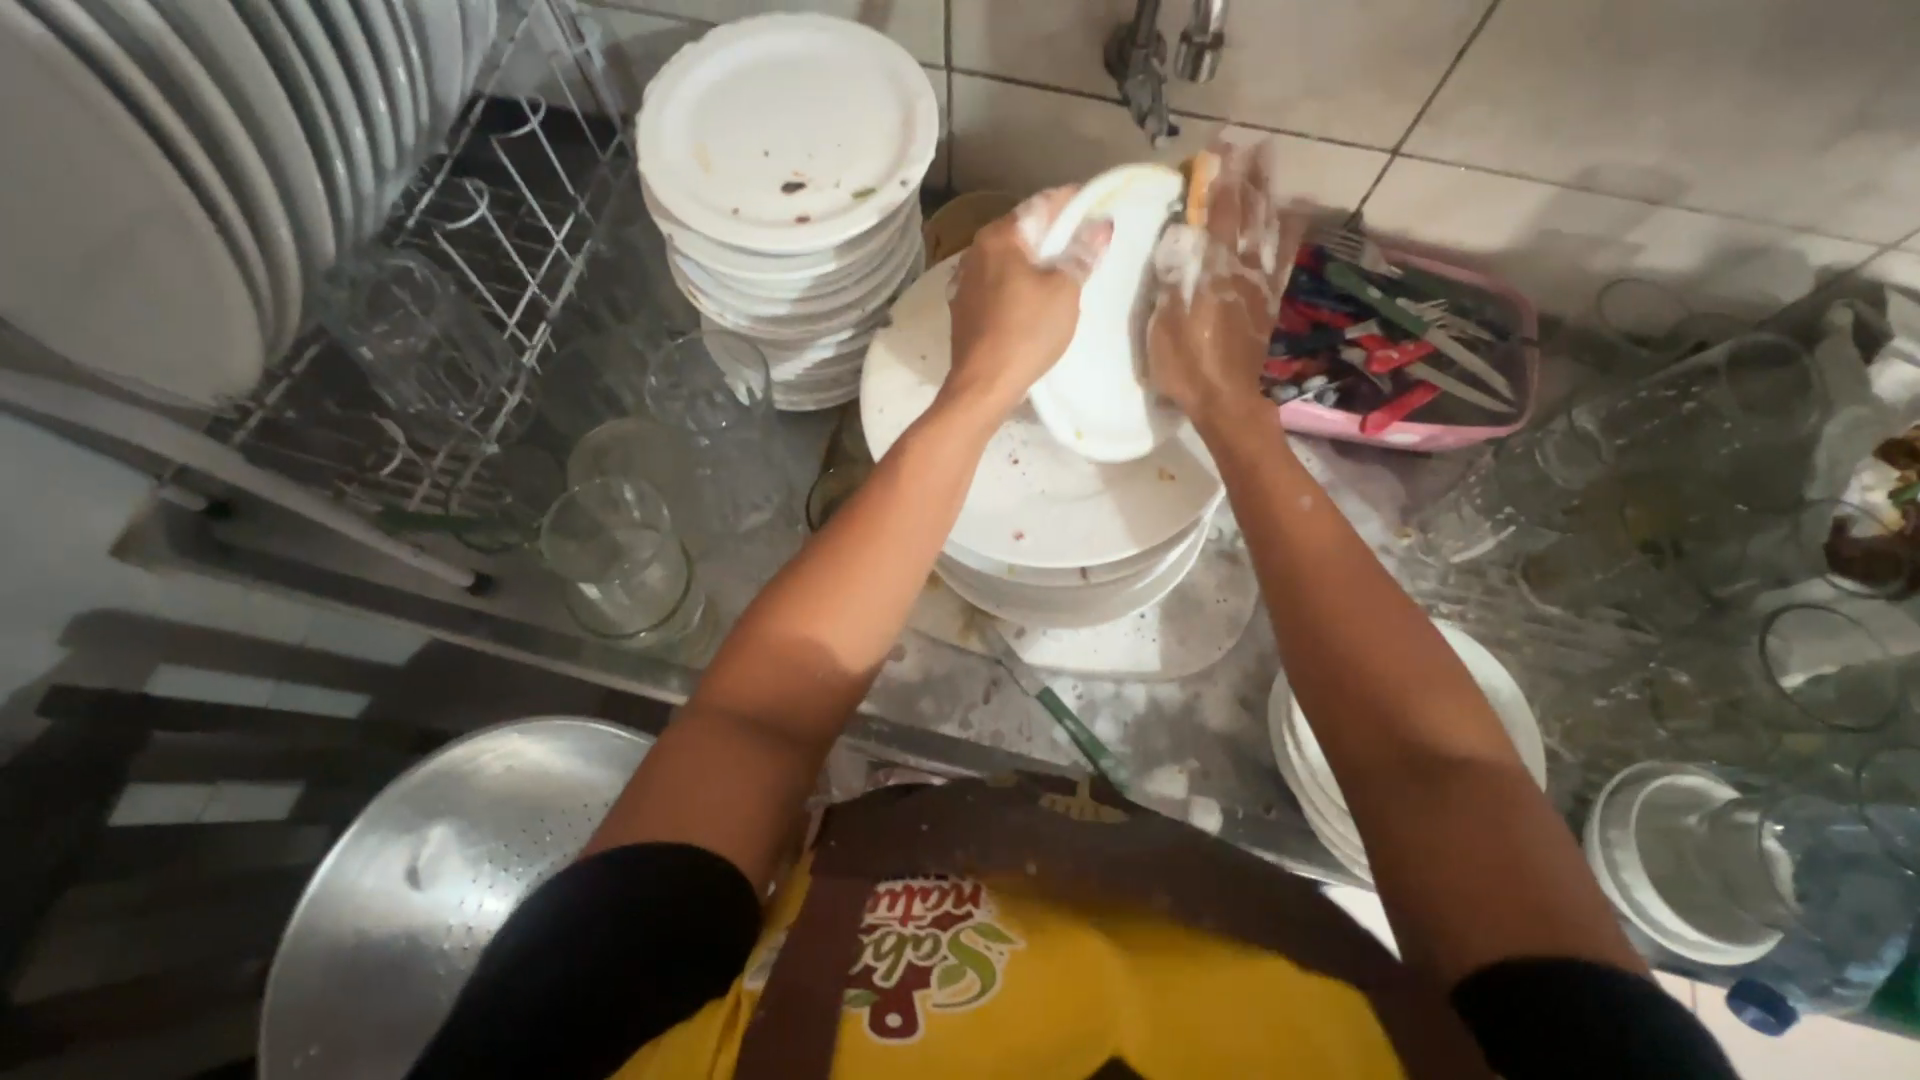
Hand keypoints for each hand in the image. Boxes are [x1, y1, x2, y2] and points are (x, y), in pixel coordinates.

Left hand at [940, 187, 1110, 417]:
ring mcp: (965, 281)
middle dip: (1051, 231)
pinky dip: (1017, 281)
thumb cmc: (1027, 332)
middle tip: (1082, 236)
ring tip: (1061, 265)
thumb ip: (1081, 254)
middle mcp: (975, 251)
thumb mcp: (1064, 291)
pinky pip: (997, 283)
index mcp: (999, 237)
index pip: (1040, 205)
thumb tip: (1100, 225)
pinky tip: (1032, 293)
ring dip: (1033, 259)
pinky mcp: (964, 309)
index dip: (1070, 202)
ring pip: (1007, 259)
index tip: (1093, 203)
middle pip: (1020, 231)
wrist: (983, 384)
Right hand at [1146, 140, 1306, 428]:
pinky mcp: (1267, 301)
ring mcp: (1258, 284)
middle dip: (1248, 177)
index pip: (1216, 212)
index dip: (1219, 178)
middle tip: (1252, 144)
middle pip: (1247, 213)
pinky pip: (1282, 259)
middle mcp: (1240, 268)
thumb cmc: (1185, 364)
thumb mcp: (1163, 322)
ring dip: (1268, 194)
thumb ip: (1173, 274)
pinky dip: (1288, 233)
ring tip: (1269, 163)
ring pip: (1267, 228)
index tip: (1219, 147)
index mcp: (1211, 270)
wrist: (1225, 400)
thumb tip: (1180, 232)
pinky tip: (1292, 216)